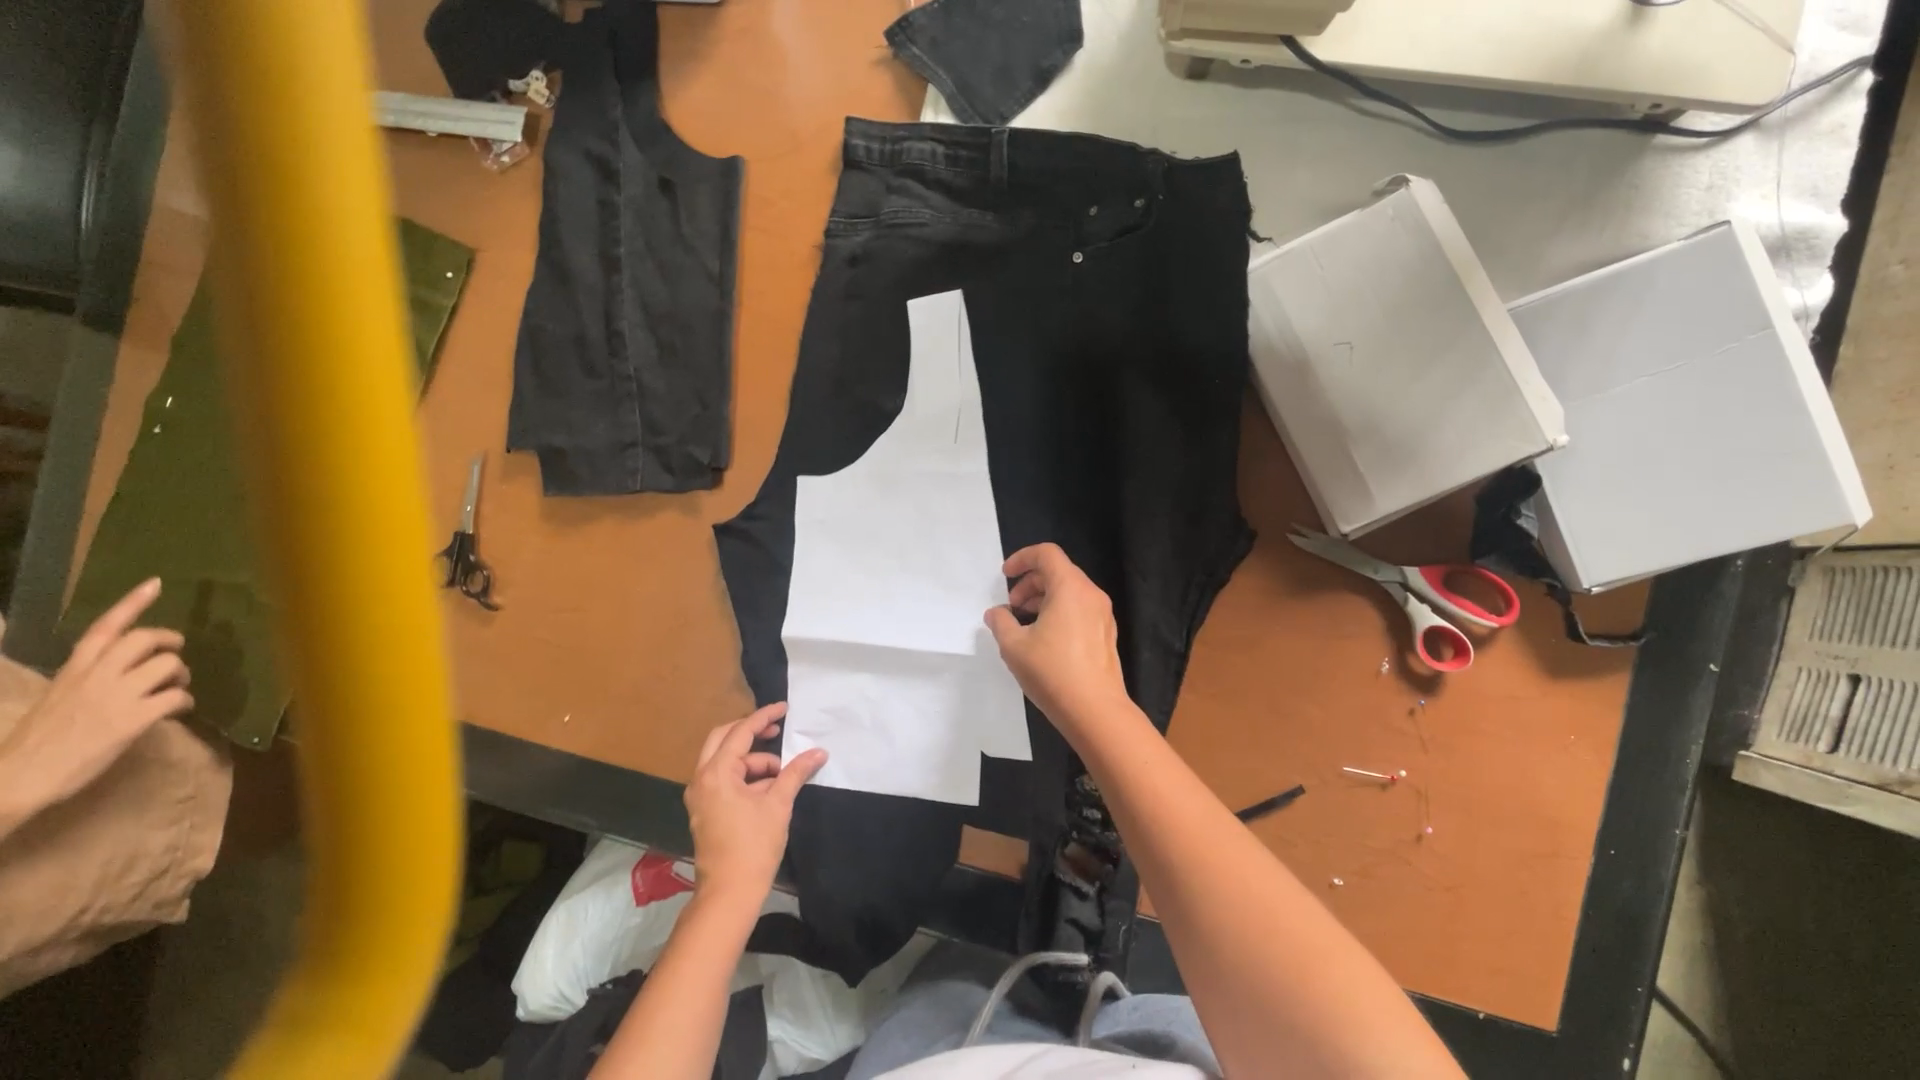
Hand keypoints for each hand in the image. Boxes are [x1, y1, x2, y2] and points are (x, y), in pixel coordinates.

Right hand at [0, 579, 192, 828]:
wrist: (20, 777)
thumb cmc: (38, 741)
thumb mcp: (59, 697)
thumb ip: (90, 679)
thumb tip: (126, 673)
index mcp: (73, 670)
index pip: (104, 627)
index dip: (132, 603)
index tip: (155, 583)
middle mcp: (95, 676)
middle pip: (144, 639)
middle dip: (170, 641)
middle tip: (175, 653)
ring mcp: (115, 696)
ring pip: (168, 665)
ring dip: (181, 675)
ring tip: (176, 688)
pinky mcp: (133, 719)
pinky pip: (177, 697)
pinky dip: (186, 701)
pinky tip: (179, 711)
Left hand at [684, 703, 826, 904]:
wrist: (729, 892)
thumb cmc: (754, 845)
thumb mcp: (779, 804)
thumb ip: (795, 773)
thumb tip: (818, 752)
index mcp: (716, 773)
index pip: (741, 733)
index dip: (764, 717)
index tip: (784, 708)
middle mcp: (701, 779)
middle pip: (724, 740)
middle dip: (751, 733)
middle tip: (778, 731)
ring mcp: (700, 796)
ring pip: (725, 762)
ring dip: (752, 761)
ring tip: (782, 774)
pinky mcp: (704, 810)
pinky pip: (723, 780)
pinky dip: (745, 777)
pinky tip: (769, 788)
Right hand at [984, 543, 1134, 742]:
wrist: (1095, 711)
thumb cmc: (1052, 672)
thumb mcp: (1014, 646)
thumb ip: (1000, 623)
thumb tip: (996, 614)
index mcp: (1070, 588)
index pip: (1046, 554)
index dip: (1022, 558)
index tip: (1004, 576)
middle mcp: (1091, 595)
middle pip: (1058, 572)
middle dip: (1030, 583)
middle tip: (1011, 608)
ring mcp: (1102, 615)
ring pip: (1070, 592)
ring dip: (1043, 599)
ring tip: (1024, 625)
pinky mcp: (1106, 634)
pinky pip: (1080, 610)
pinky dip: (1059, 613)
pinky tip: (1044, 640)